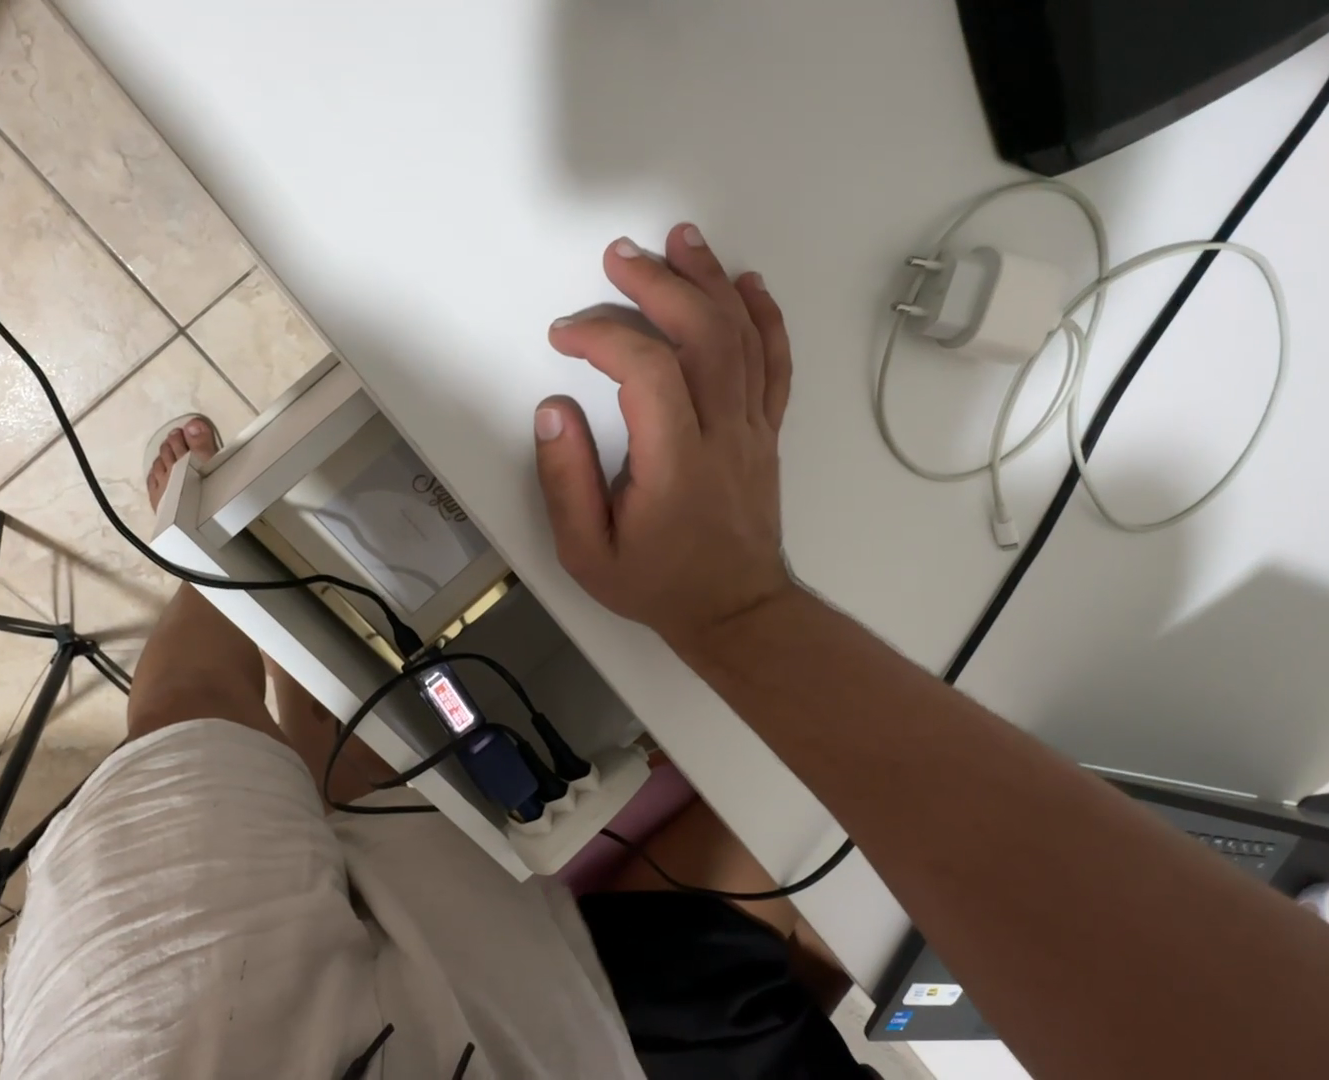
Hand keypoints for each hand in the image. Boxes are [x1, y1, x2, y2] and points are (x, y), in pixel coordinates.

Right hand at [534, 224, 794, 652]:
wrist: (736, 610)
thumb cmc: (656, 583)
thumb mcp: (585, 551)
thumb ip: (563, 479)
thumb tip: (553, 410)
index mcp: (675, 463)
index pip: (647, 371)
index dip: (604, 336)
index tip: (565, 333)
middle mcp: (723, 434)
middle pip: (703, 335)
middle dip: (659, 284)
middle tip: (620, 255)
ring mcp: (752, 428)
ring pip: (742, 338)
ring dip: (710, 281)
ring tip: (680, 240)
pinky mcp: (765, 430)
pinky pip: (774, 363)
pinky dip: (763, 317)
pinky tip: (745, 284)